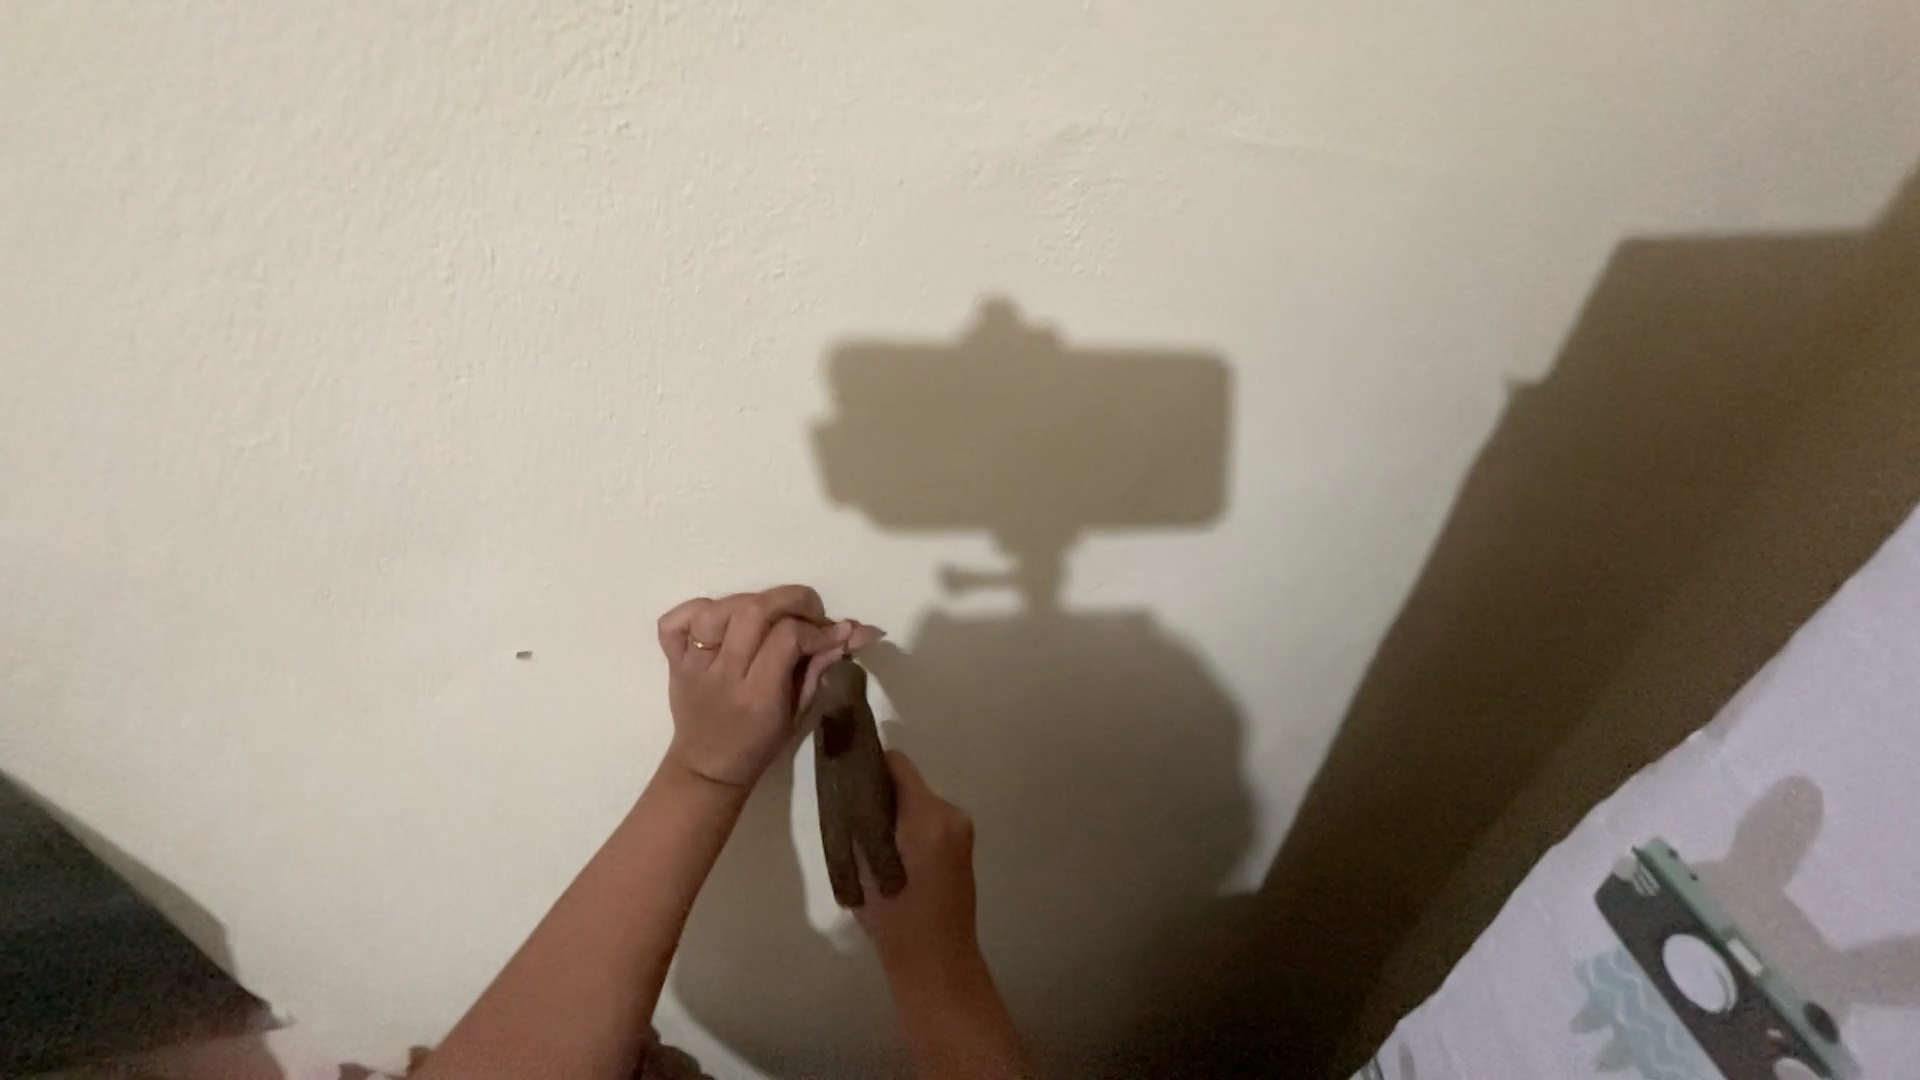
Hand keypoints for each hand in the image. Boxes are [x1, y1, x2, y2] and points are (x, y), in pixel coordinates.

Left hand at [656, 586, 867, 787]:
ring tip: (768, 613)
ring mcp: (693, 667)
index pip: (788, 637)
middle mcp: (723, 676)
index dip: (817, 627)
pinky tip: (720, 617)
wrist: (708, 767)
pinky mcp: (673, 661)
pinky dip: (695, 609)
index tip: (834, 632)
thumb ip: (821, 666)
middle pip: (752, 612)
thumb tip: (853, 630)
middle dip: (789, 599)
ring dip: (748, 601)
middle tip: (808, 610)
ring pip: (715, 611)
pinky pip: (673, 623)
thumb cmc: (761, 742)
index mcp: (758, 696)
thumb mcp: (801, 710)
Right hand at [856, 751, 981, 976]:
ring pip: (919, 802)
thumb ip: (858, 825)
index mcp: (926, 817)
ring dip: (897, 812)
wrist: (937, 963)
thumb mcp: (863, 869)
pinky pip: (931, 819)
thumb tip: (849, 794)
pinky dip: (912, 826)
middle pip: (908, 784)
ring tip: (873, 841)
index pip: (897, 765)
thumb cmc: (894, 921)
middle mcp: (950, 813)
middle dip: (882, 794)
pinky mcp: (964, 843)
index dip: (870, 764)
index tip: (848, 774)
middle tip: (854, 815)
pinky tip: (894, 854)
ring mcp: (962, 828)